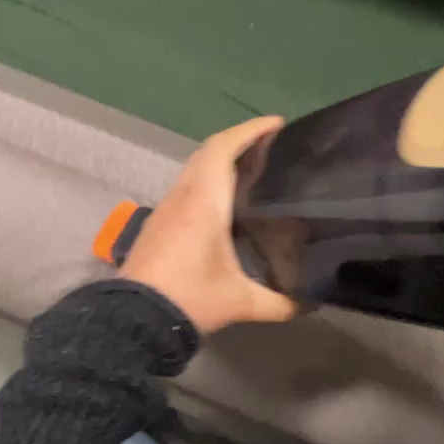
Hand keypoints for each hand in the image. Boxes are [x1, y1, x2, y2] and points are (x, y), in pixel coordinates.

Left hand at [119, 116, 299, 333]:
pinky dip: (205, 183)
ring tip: (251, 172)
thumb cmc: (189, 300)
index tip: (277, 124)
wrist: (133, 318)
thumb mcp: (241, 303)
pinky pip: (183, 190)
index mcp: (203, 202)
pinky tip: (221, 204)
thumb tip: (310, 302)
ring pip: (192, 171)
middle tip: (270, 148)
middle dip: (238, 143)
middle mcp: (181, 197)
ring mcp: (164, 210)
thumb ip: (281, 302)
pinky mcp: (155, 225)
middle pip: (207, 154)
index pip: (222, 148)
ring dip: (219, 163)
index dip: (250, 130)